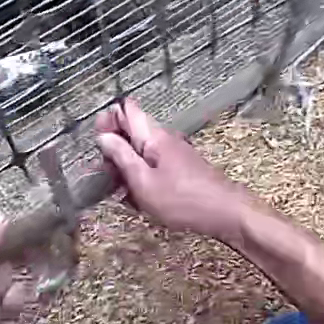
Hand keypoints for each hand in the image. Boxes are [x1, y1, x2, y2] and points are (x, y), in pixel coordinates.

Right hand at [95, 99, 255, 241]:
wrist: (226, 213)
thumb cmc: (183, 200)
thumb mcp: (143, 181)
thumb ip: (121, 157)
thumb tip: (103, 136)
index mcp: (153, 136)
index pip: (126, 110)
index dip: (108, 120)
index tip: (97, 143)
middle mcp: (163, 140)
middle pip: (131, 133)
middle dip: (113, 151)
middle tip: (104, 175)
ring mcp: (173, 155)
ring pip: (141, 154)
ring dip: (126, 170)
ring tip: (120, 194)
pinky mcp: (180, 170)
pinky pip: (153, 168)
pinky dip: (141, 180)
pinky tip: (139, 201)